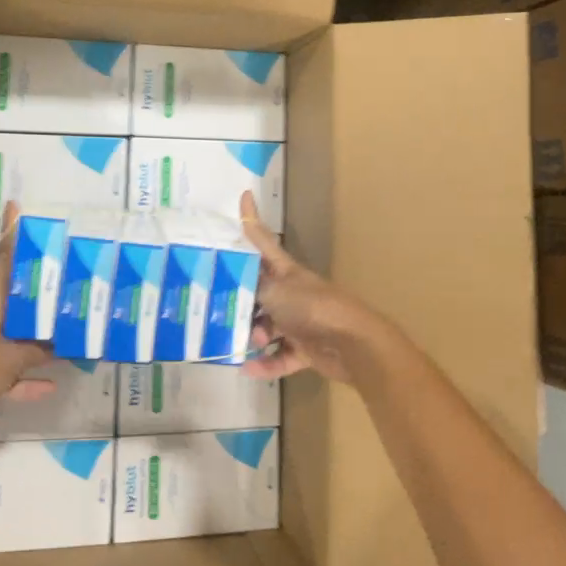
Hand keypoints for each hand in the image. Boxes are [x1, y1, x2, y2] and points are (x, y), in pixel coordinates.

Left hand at [0, 202, 55, 424]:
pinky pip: (9, 369)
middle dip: (39, 288)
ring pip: (14, 333)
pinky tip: (50, 384)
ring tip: (69, 331)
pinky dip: (26, 376)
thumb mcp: (11, 359)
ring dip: (38, 335)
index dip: (10, 233)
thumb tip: (67, 341)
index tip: (16, 206)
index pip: (3, 260)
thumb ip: (40, 349)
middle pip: (15, 296)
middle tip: (69, 276)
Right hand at [238, 190, 387, 383]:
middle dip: (238, 299)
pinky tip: (247, 369)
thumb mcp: (276, 292)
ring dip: (251, 336)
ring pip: (268, 327)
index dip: (252, 220)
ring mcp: (300, 322)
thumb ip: (253, 289)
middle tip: (213, 306)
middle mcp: (292, 294)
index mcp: (286, 272)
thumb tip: (238, 294)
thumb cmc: (313, 308)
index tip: (244, 195)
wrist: (352, 342)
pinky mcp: (306, 349)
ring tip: (235, 343)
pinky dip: (266, 364)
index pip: (264, 241)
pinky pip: (280, 357)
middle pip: (260, 292)